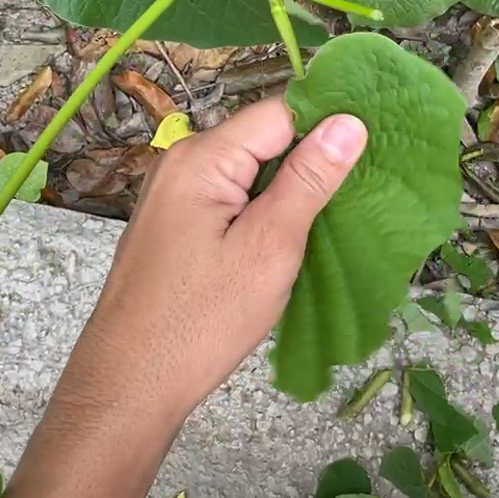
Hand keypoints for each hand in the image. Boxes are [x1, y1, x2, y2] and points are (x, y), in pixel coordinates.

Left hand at [57, 96, 367, 428]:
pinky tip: (283, 240)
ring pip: (246, 170)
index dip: (326, 127)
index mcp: (202, 156)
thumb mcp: (269, 247)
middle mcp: (180, 161)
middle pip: (261, 139)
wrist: (128, 384)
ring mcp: (172, 192)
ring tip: (326, 221)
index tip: (370, 152)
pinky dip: (258, 210)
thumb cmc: (201, 320)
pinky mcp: (172, 222)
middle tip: (355, 196)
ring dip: (284, 190)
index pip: (279, 113)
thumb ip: (309, 179)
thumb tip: (349, 122)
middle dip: (306, 162)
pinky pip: (227, 196)